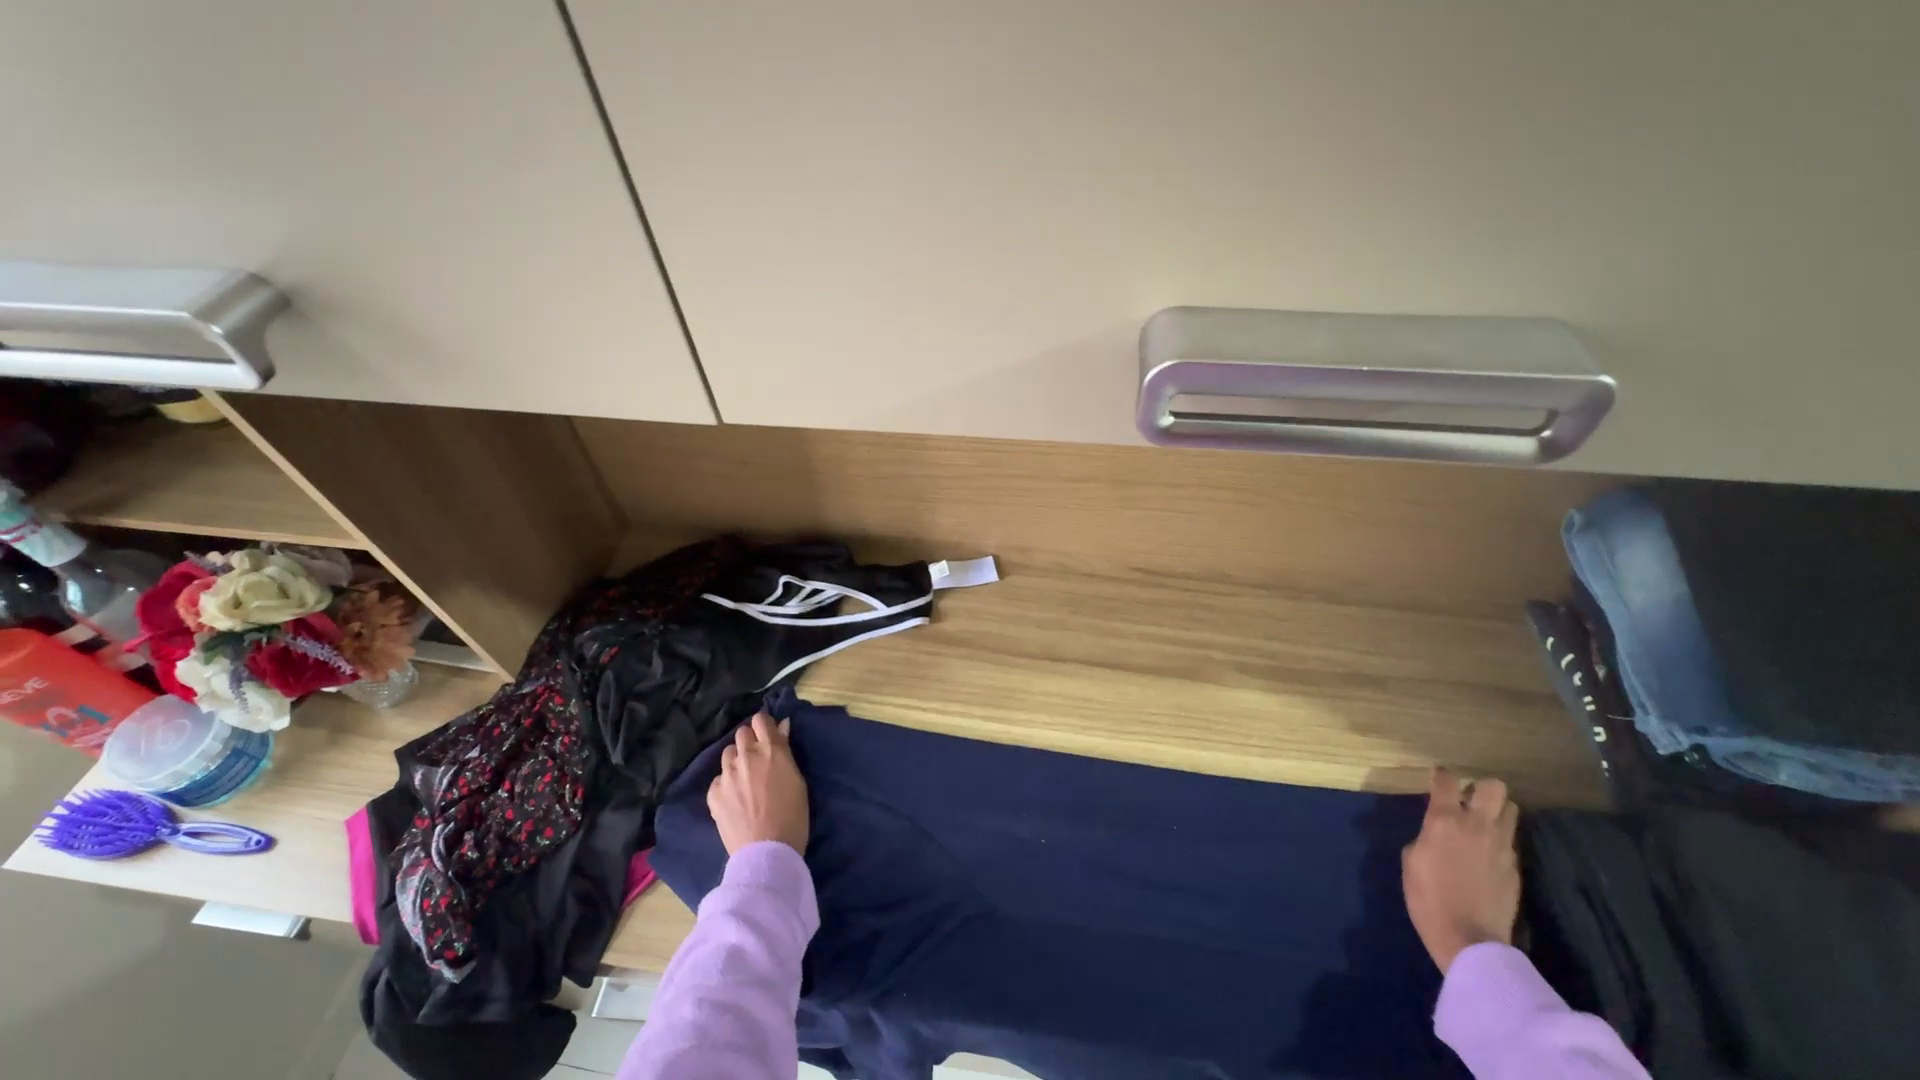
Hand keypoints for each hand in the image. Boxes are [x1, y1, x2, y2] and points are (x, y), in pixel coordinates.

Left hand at [707, 712, 809, 856]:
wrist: (766, 852)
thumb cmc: (793, 817)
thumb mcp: (798, 781)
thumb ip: (786, 752)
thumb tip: (781, 728)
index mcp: (771, 750)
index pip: (761, 720)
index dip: (765, 726)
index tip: (770, 737)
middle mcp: (746, 756)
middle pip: (742, 733)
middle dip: (750, 741)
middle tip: (759, 759)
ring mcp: (726, 774)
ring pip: (727, 753)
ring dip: (737, 760)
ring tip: (744, 779)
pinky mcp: (713, 793)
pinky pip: (719, 778)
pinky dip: (727, 784)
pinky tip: (735, 800)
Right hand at [1401, 768, 1521, 973]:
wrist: (1469, 939)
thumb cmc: (1428, 899)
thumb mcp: (1411, 863)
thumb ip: (1424, 838)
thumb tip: (1434, 834)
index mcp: (1444, 821)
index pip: (1447, 781)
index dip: (1441, 775)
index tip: (1438, 778)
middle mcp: (1476, 825)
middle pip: (1493, 787)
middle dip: (1481, 788)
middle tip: (1469, 800)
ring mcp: (1501, 845)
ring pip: (1510, 809)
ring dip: (1497, 811)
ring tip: (1484, 824)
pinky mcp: (1515, 865)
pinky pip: (1510, 839)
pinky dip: (1500, 839)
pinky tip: (1489, 853)